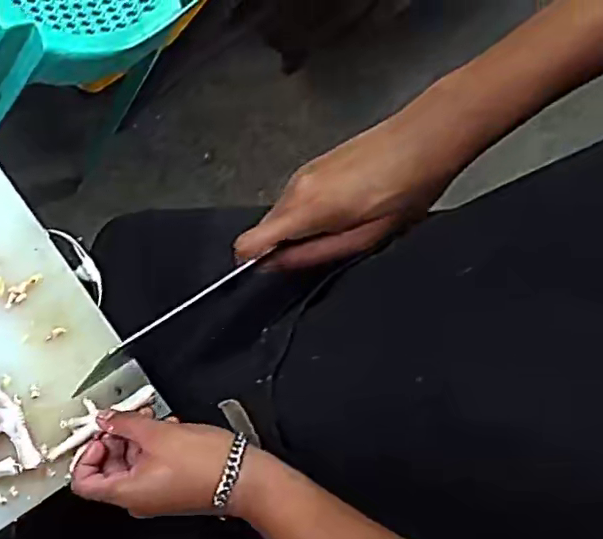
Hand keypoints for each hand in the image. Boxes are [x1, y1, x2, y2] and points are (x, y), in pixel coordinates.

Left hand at [69, 411, 254, 517]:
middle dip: (113, 440)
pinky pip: (149, 467)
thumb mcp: (159, 435)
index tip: (98, 438)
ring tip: (150, 420)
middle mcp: (134, 499)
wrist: (255, 481)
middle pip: (105, 469)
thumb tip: (105, 419)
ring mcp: (152, 495)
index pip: (82, 482)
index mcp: (123, 493)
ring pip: (129, 465)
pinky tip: (167, 430)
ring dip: (135, 439)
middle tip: (125, 420)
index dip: (85, 457)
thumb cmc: (211, 465)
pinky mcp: (169, 488)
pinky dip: (151, 447)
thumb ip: (124, 424)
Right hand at [234, 108, 466, 270]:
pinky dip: (310, 205)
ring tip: (345, 212)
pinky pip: (293, 199)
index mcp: (304, 212)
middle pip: (262, 231)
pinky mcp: (310, 166)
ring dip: (300, 222)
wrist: (440, 125)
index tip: (278, 260)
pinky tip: (347, 196)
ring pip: (279, 215)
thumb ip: (315, 254)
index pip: (246, 246)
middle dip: (285, 240)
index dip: (253, 260)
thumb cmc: (416, 178)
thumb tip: (276, 265)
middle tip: (327, 235)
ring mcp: (300, 176)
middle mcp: (293, 192)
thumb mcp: (372, 233)